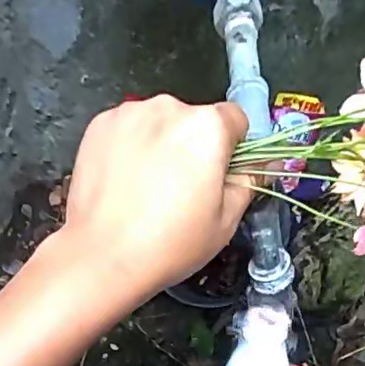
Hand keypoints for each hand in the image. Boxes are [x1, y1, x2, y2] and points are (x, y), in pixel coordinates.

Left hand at [50, 96, 253, 301]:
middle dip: (193, 148)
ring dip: (161, 145)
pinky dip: (130, 149)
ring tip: (149, 191)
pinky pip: (128, 130)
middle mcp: (168, 108)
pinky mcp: (100, 127)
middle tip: (181, 192)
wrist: (103, 257)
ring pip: (159, 124)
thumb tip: (265, 164)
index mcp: (207, 127)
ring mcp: (129, 114)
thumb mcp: (225, 221)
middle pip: (194, 120)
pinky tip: (126, 184)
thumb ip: (249, 181)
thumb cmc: (168, 245)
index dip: (232, 148)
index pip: (235, 119)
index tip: (220, 174)